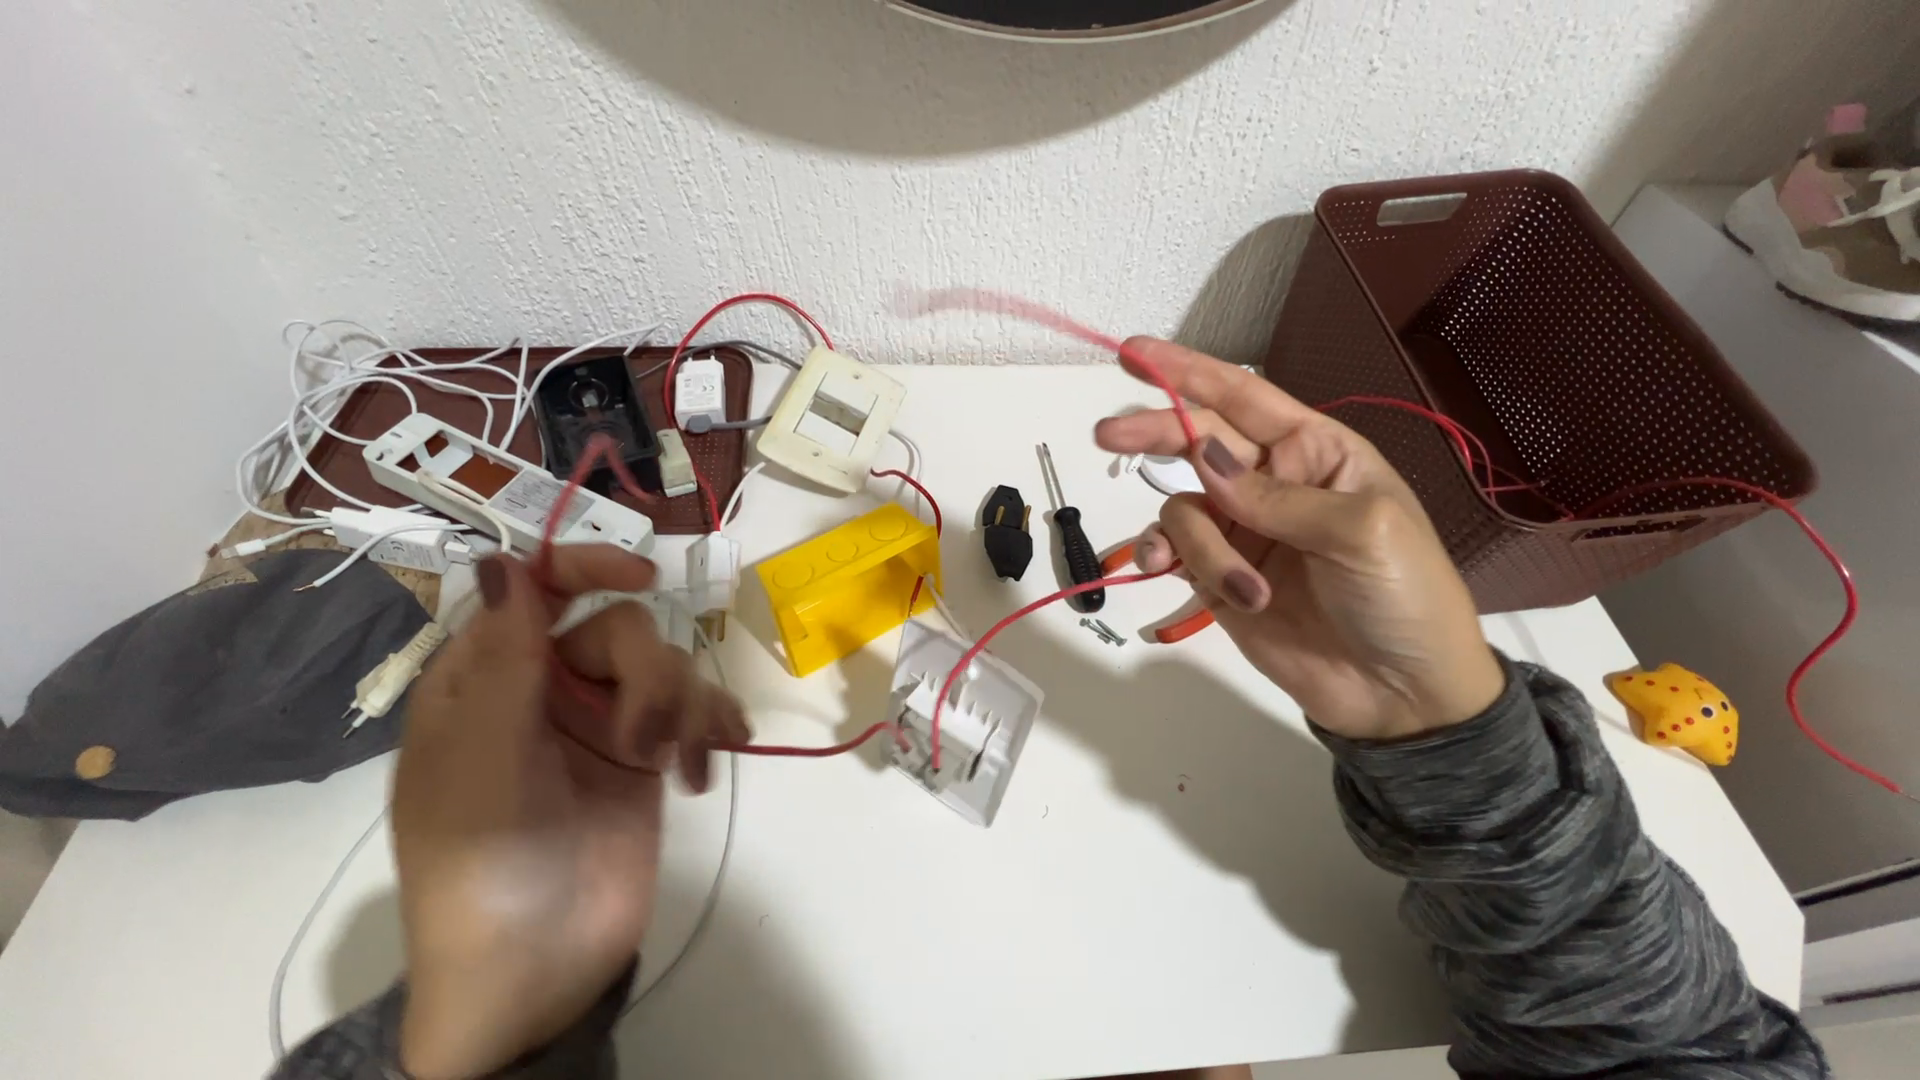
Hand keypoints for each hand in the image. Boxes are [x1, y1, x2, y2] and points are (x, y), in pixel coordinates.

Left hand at [392, 547, 747, 1078]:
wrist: (539, 968)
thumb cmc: (486, 864)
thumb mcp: (484, 760)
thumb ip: (505, 661)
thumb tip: (502, 558)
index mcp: (488, 679)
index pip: (537, 589)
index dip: (587, 564)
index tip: (645, 575)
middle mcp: (548, 688)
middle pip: (620, 630)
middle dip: (647, 676)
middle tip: (645, 741)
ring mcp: (605, 722)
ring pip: (667, 666)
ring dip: (684, 709)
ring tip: (683, 769)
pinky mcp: (651, 755)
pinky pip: (697, 708)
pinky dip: (715, 721)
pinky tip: (726, 749)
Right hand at [1095, 339, 1502, 741]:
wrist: (1399, 693)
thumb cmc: (1404, 595)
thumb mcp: (1359, 531)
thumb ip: (1277, 495)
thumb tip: (1204, 456)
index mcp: (1316, 453)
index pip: (1243, 399)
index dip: (1188, 372)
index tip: (1135, 353)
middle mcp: (1270, 483)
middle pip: (1196, 442)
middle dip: (1155, 433)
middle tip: (1107, 435)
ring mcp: (1240, 532)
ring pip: (1182, 509)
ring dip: (1198, 545)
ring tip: (1244, 588)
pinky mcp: (1216, 577)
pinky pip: (1172, 552)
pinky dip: (1165, 560)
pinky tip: (1167, 575)